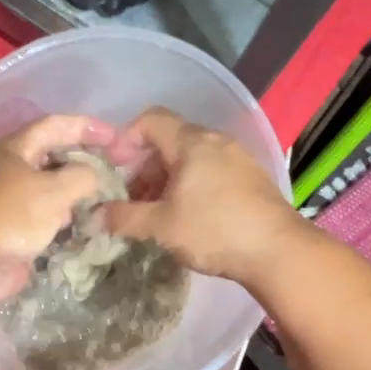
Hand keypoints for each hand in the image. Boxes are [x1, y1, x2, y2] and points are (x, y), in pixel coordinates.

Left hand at [0, 114, 116, 300]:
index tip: (117, 138)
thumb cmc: (13, 217)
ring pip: (49, 186)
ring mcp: (9, 200)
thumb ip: (83, 175)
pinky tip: (79, 222)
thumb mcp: (55, 189)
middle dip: (83, 159)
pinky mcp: (11, 227)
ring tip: (102, 196)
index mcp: (14, 148)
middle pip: (52, 155)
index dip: (88, 127)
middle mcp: (9, 168)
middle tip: (113, 168)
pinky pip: (43, 213)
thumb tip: (93, 175)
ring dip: (74, 190)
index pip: (56, 125)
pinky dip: (62, 214)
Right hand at [100, 107, 304, 286]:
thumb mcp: (161, 227)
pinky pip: (208, 172)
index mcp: (191, 142)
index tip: (112, 169)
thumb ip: (124, 218)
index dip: (124, 139)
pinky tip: (184, 217)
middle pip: (169, 141)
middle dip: (143, 168)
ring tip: (154, 213)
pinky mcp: (248, 178)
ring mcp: (235, 158)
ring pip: (189, 159)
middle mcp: (215, 140)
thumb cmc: (213, 231)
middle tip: (129, 200)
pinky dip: (188, 186)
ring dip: (164, 181)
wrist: (275, 249)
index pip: (150, 120)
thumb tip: (95, 216)